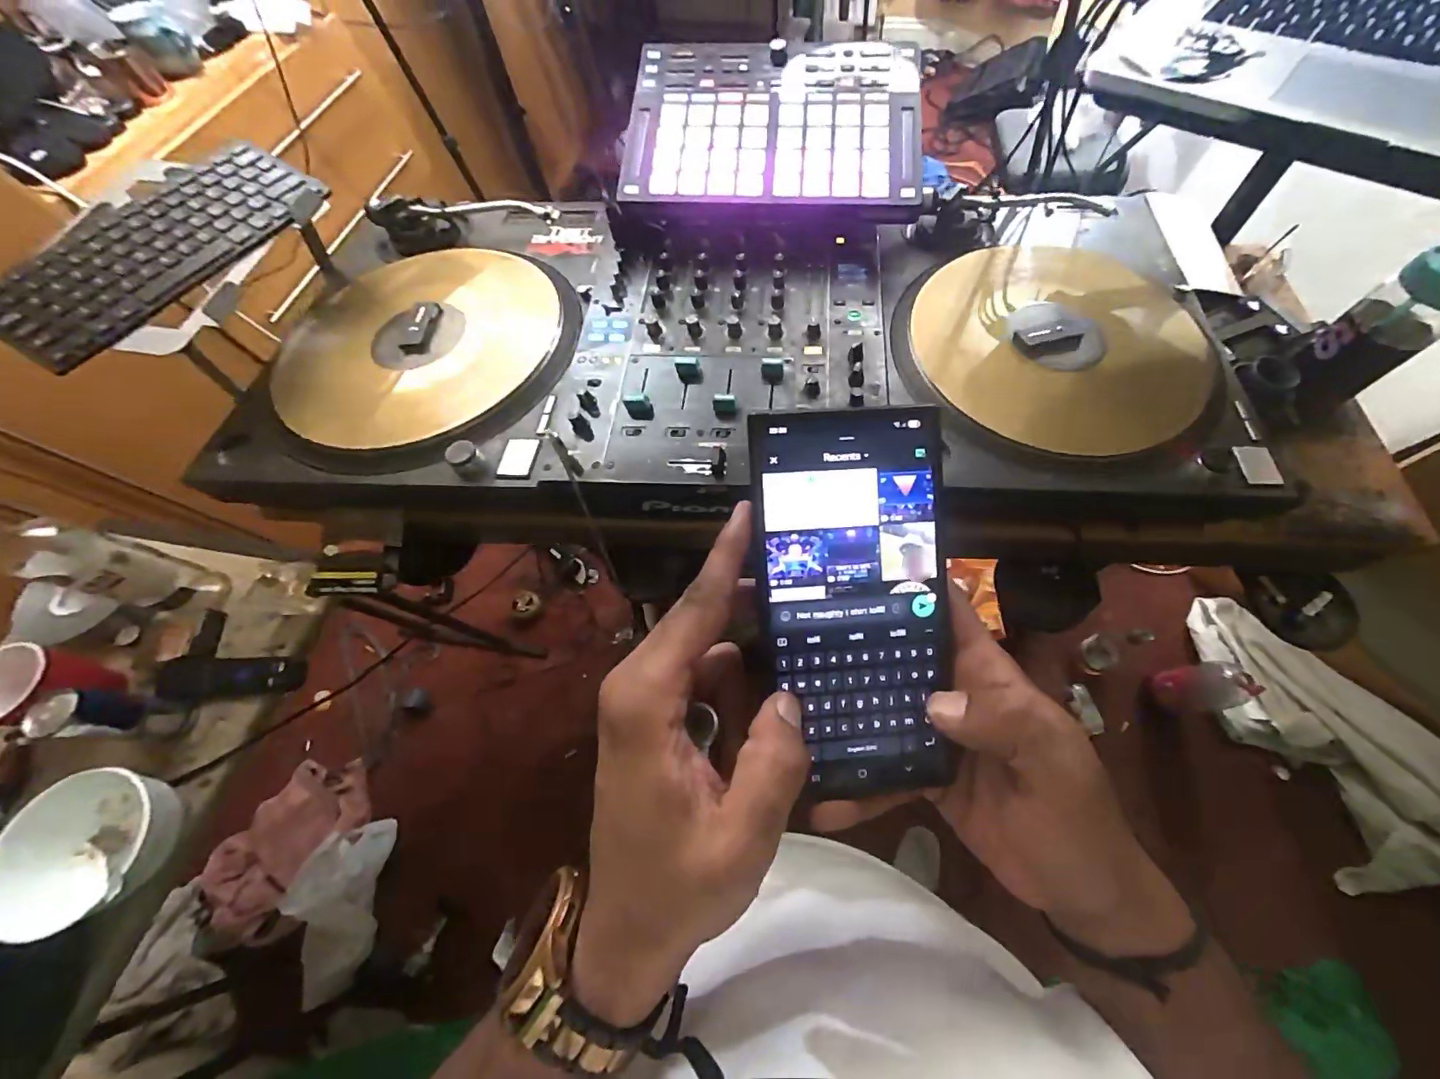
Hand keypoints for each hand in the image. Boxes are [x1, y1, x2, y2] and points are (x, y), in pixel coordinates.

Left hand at [574, 501, 807, 1023]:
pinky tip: (783, 696)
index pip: (692, 614)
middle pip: (701, 622)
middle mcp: (636, 688)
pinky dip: (741, 683)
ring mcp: (643, 703)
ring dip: (754, 651)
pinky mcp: (654, 721)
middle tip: (813, 582)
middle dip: (753, 602)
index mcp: (645, 702)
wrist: (626, 927)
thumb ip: (773, 763)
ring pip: (706, 651)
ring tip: (813, 643)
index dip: (723, 561)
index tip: (746, 513)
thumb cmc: (676, 886)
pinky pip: (704, 682)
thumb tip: (790, 696)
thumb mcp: (740, 836)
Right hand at [811, 584, 1193, 954]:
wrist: (1080, 892)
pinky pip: (883, 772)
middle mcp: (957, 700)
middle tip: (799, 637)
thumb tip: (932, 703)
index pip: (952, 619)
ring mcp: (938, 740)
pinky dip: (857, 786)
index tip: (861, 572)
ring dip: (847, 715)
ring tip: (795, 713)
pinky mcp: (925, 779)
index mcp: (990, 680)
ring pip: (885, 714)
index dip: (915, 589)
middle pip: (903, 662)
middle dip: (858, 648)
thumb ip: (1003, 724)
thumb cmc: (1076, 815)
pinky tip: (823, 799)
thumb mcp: (1051, 762)